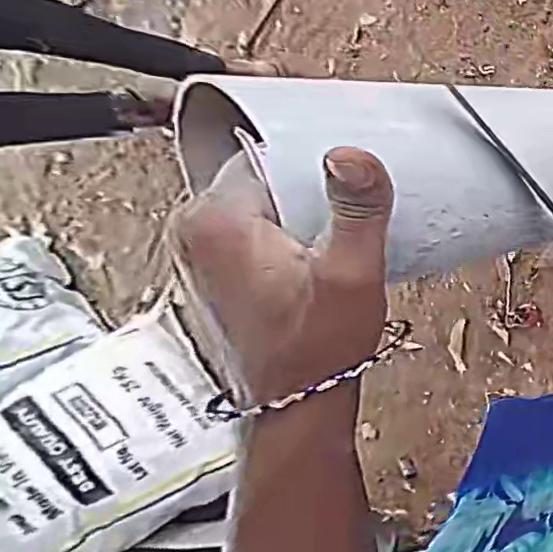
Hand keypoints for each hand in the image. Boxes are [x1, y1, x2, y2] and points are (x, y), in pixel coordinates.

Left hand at [169, 147, 393, 403]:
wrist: (296, 398)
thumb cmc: (318, 343)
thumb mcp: (352, 271)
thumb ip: (356, 209)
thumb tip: (351, 155)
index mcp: (216, 221)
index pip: (266, 153)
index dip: (315, 158)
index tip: (352, 176)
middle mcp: (194, 230)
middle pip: (265, 174)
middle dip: (313, 183)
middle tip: (357, 203)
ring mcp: (201, 249)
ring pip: (264, 199)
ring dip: (306, 207)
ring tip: (345, 229)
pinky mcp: (217, 266)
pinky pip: (260, 223)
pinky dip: (294, 227)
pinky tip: (326, 247)